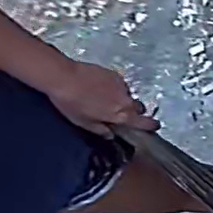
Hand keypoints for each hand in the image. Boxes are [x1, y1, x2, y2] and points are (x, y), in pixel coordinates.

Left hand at [44, 60, 158, 136]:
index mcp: (123, 116)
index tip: (148, 126)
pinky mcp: (117, 76)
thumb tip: (110, 135)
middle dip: (131, 110)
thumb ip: (99, 130)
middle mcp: (129, 103)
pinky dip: (112, 86)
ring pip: (128, 96)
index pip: (148, 123)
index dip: (150, 125)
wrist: (62, 76)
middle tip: (115, 109)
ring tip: (101, 95)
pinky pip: (120, 84)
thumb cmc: (70, 102)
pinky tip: (97, 85)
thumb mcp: (81, 122)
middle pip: (139, 108)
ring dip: (120, 97)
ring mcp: (124, 88)